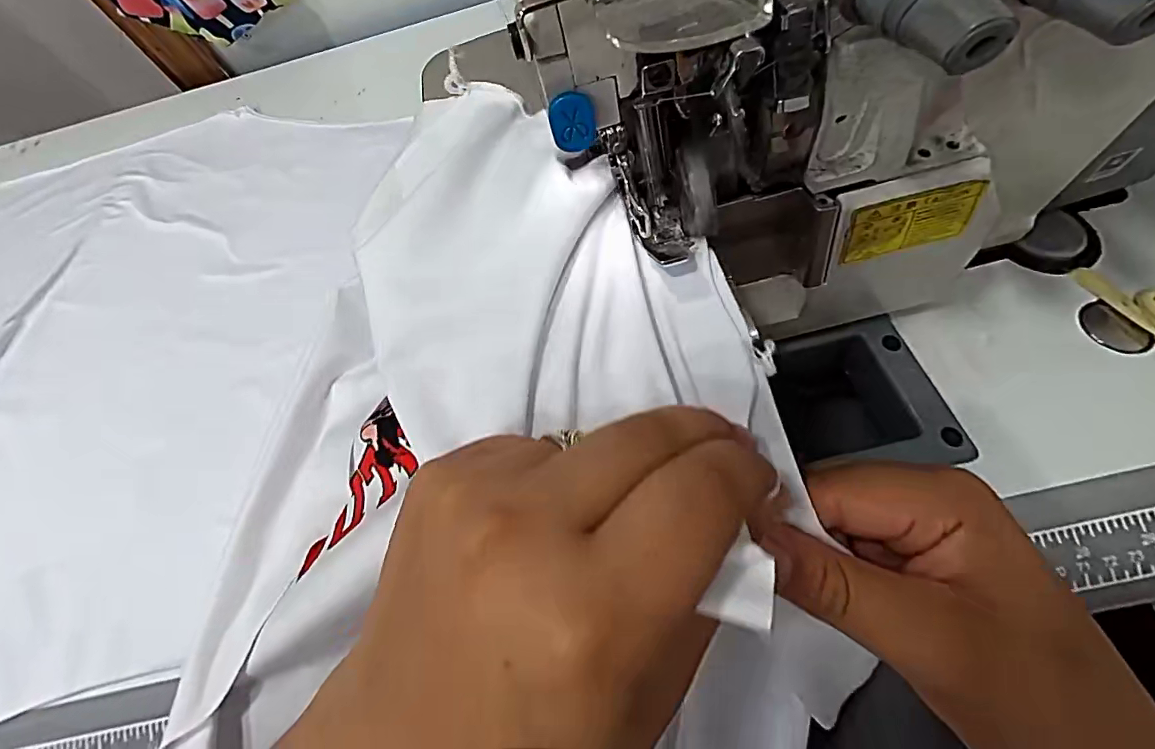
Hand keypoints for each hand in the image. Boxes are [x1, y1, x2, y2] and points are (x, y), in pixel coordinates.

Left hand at [281, 406, 776, 748]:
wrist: (401, 743)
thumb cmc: (535, 746)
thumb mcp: (648, 698)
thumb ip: (702, 593)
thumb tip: (730, 510)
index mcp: (589, 612)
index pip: (699, 492)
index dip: (741, 472)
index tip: (754, 475)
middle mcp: (523, 532)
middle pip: (644, 437)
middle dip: (696, 439)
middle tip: (718, 455)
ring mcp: (470, 492)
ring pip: (586, 436)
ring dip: (617, 464)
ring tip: (610, 514)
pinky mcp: (437, 474)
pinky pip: (528, 446)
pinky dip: (553, 473)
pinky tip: (540, 522)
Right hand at [756, 463, 1154, 748]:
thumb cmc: (1052, 700)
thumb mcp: (929, 640)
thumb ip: (834, 585)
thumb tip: (758, 542)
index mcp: (940, 494)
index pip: (825, 484)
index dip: (779, 518)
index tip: (743, 552)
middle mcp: (927, 499)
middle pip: (824, 500)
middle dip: (794, 541)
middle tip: (763, 580)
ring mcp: (921, 529)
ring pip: (830, 527)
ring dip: (809, 562)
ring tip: (801, 597)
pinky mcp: (914, 560)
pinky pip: (847, 552)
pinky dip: (826, 576)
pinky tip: (826, 601)